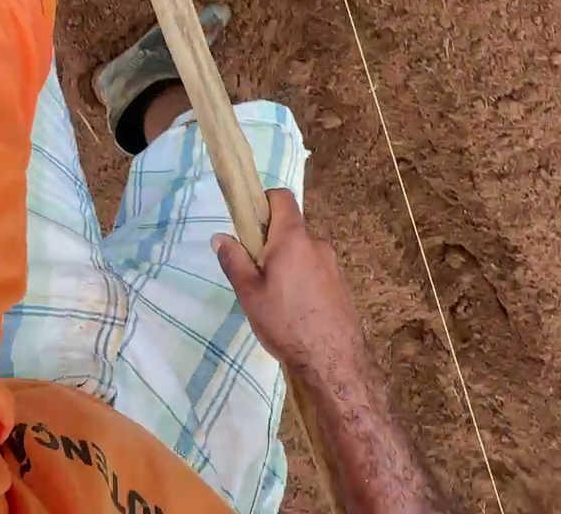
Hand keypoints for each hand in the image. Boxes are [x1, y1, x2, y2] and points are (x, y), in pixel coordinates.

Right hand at [213, 189, 367, 383]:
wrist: (334, 363)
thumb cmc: (285, 321)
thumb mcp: (249, 292)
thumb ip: (233, 260)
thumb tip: (220, 237)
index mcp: (292, 237)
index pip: (282, 197)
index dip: (263, 200)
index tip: (248, 222)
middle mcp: (316, 243)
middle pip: (289, 227)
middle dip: (270, 241)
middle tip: (255, 271)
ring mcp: (332, 264)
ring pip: (302, 251)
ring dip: (287, 262)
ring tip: (274, 297)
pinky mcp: (341, 285)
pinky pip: (315, 269)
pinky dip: (302, 278)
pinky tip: (294, 309)